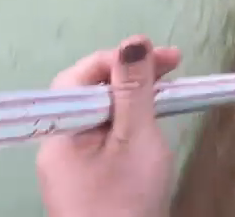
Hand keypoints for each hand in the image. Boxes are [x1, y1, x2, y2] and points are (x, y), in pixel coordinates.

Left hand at [37, 37, 182, 216]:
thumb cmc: (126, 194)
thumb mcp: (136, 136)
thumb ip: (134, 87)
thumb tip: (133, 40)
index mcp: (61, 134)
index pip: (77, 79)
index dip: (117, 59)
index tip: (162, 57)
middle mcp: (60, 144)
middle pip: (89, 91)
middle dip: (131, 72)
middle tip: (174, 66)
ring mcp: (73, 161)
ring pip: (101, 109)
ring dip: (135, 91)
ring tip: (169, 90)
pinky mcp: (90, 172)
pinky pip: (107, 129)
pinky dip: (132, 114)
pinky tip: (154, 119)